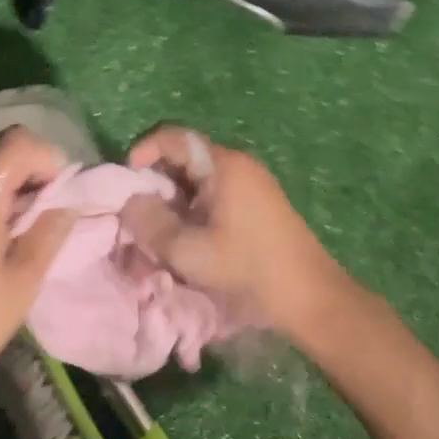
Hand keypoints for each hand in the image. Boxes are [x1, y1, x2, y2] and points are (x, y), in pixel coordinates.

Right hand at [119, 125, 341, 334]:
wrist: (312, 300)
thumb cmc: (250, 269)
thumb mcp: (191, 252)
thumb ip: (152, 224)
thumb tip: (128, 202)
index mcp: (223, 164)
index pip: (173, 137)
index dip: (144, 151)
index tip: (127, 181)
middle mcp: (238, 164)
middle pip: (185, 157)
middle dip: (157, 181)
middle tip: (140, 213)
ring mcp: (252, 183)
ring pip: (199, 178)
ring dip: (175, 199)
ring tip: (162, 231)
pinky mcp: (258, 204)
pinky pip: (215, 193)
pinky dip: (194, 208)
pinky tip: (191, 240)